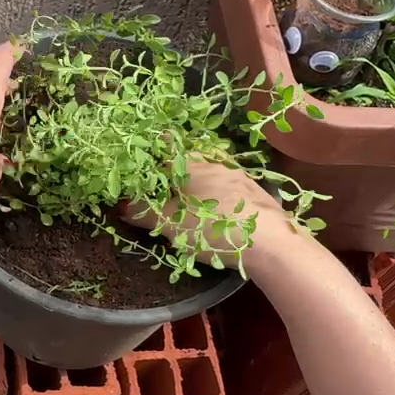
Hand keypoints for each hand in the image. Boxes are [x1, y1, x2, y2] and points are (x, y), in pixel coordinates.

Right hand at [119, 160, 294, 266]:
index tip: (136, 171)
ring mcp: (239, 178)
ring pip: (208, 177)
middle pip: (186, 163)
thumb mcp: (171, 223)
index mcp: (192, 164)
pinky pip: (225, 191)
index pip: (164, 148)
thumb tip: (120, 205)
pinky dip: (213, 199)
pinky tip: (213, 218)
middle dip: (170, 176)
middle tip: (157, 196)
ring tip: (183, 209)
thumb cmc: (214, 228)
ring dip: (194, 189)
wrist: (273, 246)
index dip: (148, 158)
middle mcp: (216, 164)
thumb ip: (144, 212)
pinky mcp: (255, 196)